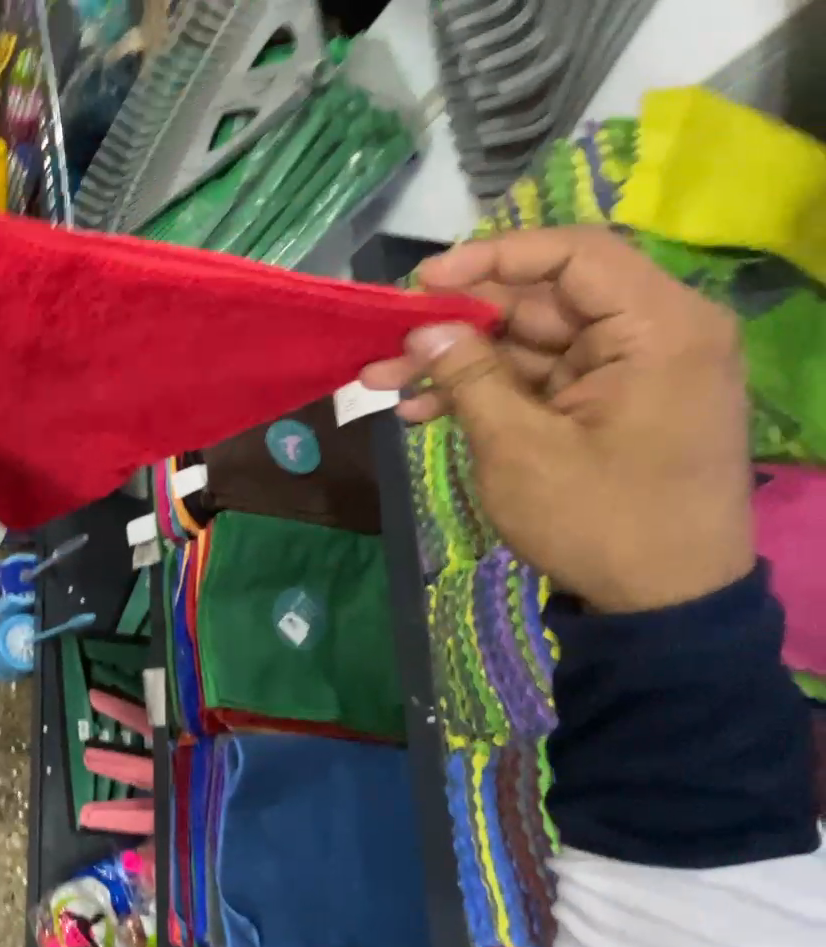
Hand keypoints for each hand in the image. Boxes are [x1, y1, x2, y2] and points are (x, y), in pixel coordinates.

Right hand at [360, 226, 755, 614]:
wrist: (658, 598)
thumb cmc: (597, 517)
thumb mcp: (518, 445)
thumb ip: (470, 377)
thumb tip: (423, 330)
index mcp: (658, 329)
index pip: (574, 256)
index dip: (491, 259)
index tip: (420, 283)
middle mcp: (651, 335)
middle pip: (540, 302)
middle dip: (454, 325)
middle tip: (381, 346)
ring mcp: (628, 371)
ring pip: (526, 344)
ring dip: (453, 363)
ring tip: (380, 384)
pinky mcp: (605, 403)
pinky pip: (534, 380)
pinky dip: (480, 392)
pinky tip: (421, 413)